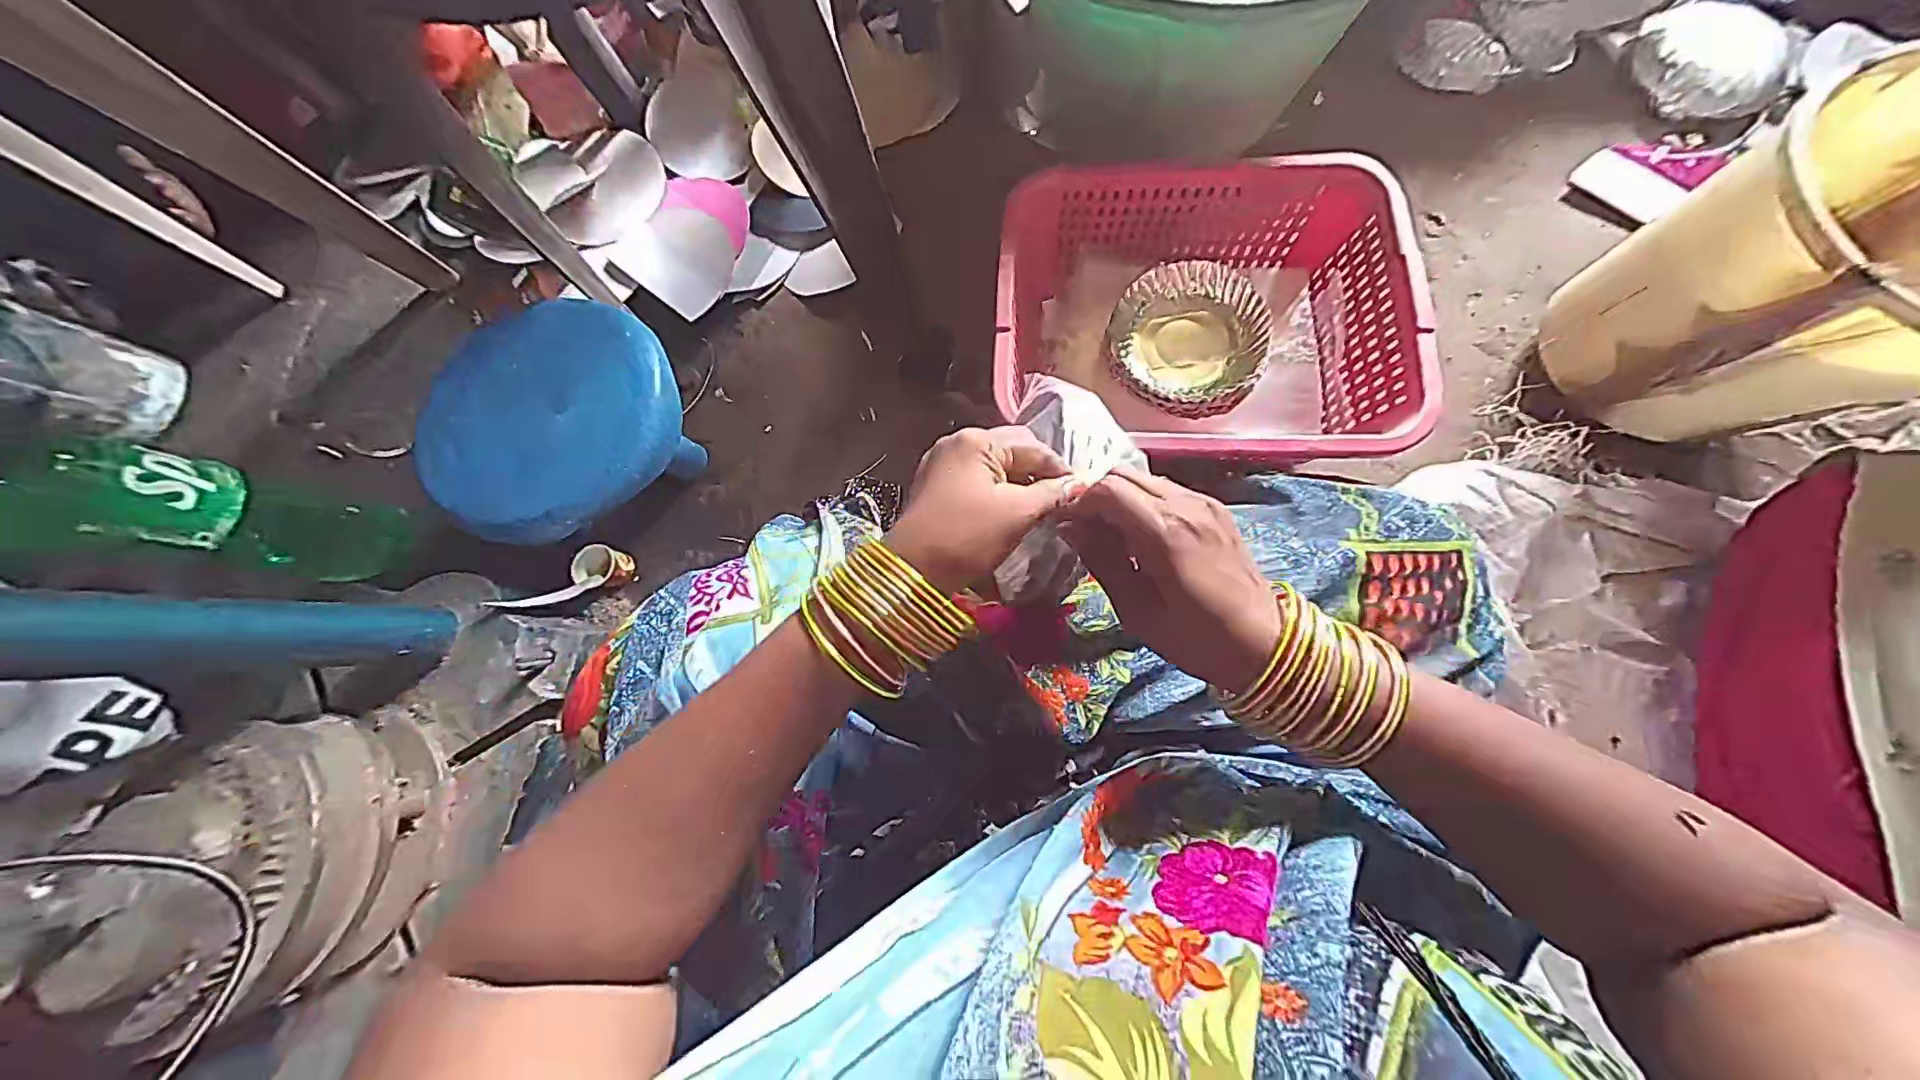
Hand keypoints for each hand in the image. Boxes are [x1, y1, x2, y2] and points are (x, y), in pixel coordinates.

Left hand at [885, 427, 1083, 591]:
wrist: (912, 571)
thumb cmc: (966, 537)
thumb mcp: (1016, 514)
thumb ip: (1051, 494)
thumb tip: (1078, 485)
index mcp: (976, 441)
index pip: (1033, 447)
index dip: (1061, 471)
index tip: (1082, 493)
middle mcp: (957, 443)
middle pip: (1013, 451)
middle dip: (1040, 474)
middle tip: (1061, 500)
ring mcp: (943, 464)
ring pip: (995, 466)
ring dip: (1020, 484)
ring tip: (1041, 508)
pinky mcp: (937, 487)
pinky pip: (978, 480)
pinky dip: (998, 492)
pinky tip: (1012, 511)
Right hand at [1058, 468, 1280, 690]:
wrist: (1264, 642)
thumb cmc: (1196, 638)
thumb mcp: (1137, 610)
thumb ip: (1103, 561)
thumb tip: (1070, 527)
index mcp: (1165, 531)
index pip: (1107, 489)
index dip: (1079, 502)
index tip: (1067, 526)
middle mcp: (1187, 505)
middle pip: (1123, 474)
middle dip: (1096, 495)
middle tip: (1086, 528)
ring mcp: (1205, 503)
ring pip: (1145, 479)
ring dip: (1120, 498)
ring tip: (1112, 534)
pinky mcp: (1216, 509)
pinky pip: (1168, 490)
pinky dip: (1144, 502)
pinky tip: (1143, 536)